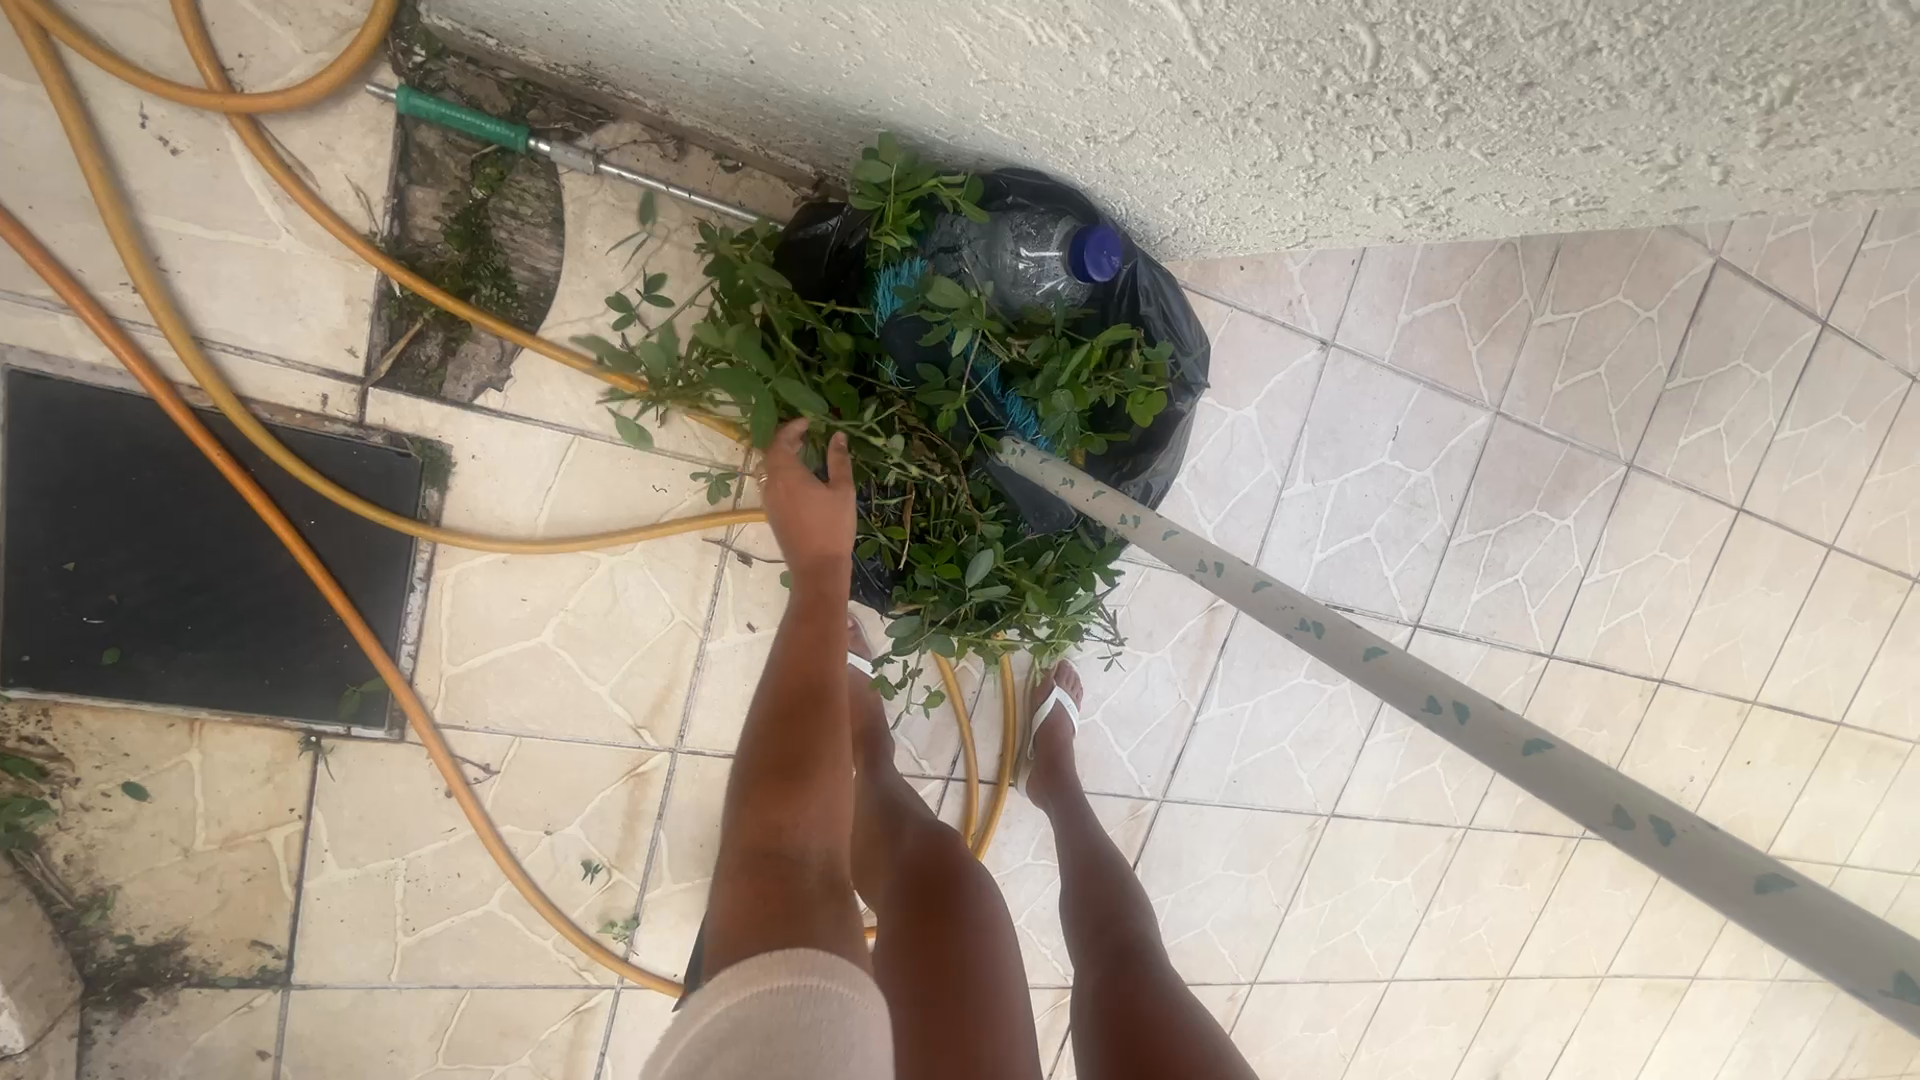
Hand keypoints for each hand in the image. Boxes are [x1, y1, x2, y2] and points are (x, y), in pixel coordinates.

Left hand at [760, 418, 854, 587]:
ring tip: (804, 453)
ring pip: (769, 469)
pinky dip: (782, 473)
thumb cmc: (833, 527)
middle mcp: (771, 483)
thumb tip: (838, 436)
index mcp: (787, 473)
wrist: (817, 567)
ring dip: (783, 457)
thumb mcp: (842, 490)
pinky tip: (801, 478)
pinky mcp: (771, 514)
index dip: (793, 428)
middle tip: (806, 435)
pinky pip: (771, 484)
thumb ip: (839, 460)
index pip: (781, 440)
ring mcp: (768, 500)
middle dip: (786, 440)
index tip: (809, 422)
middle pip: (771, 453)